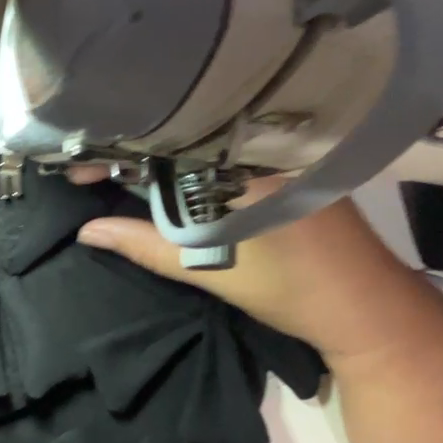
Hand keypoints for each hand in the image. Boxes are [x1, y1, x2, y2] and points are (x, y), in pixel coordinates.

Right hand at [73, 178, 437, 362]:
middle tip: (88, 169)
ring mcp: (276, 153)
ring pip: (200, 144)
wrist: (366, 306)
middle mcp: (258, 144)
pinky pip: (222, 154)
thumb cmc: (287, 286)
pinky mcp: (286, 166)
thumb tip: (86, 232)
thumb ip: (143, 244)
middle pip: (177, 136)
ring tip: (116, 169)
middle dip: (129, 150)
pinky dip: (188, 164)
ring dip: (157, 156)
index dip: (112, 154)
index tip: (76, 169)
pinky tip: (164, 176)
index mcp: (240, 160)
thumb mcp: (206, 266)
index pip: (161, 145)